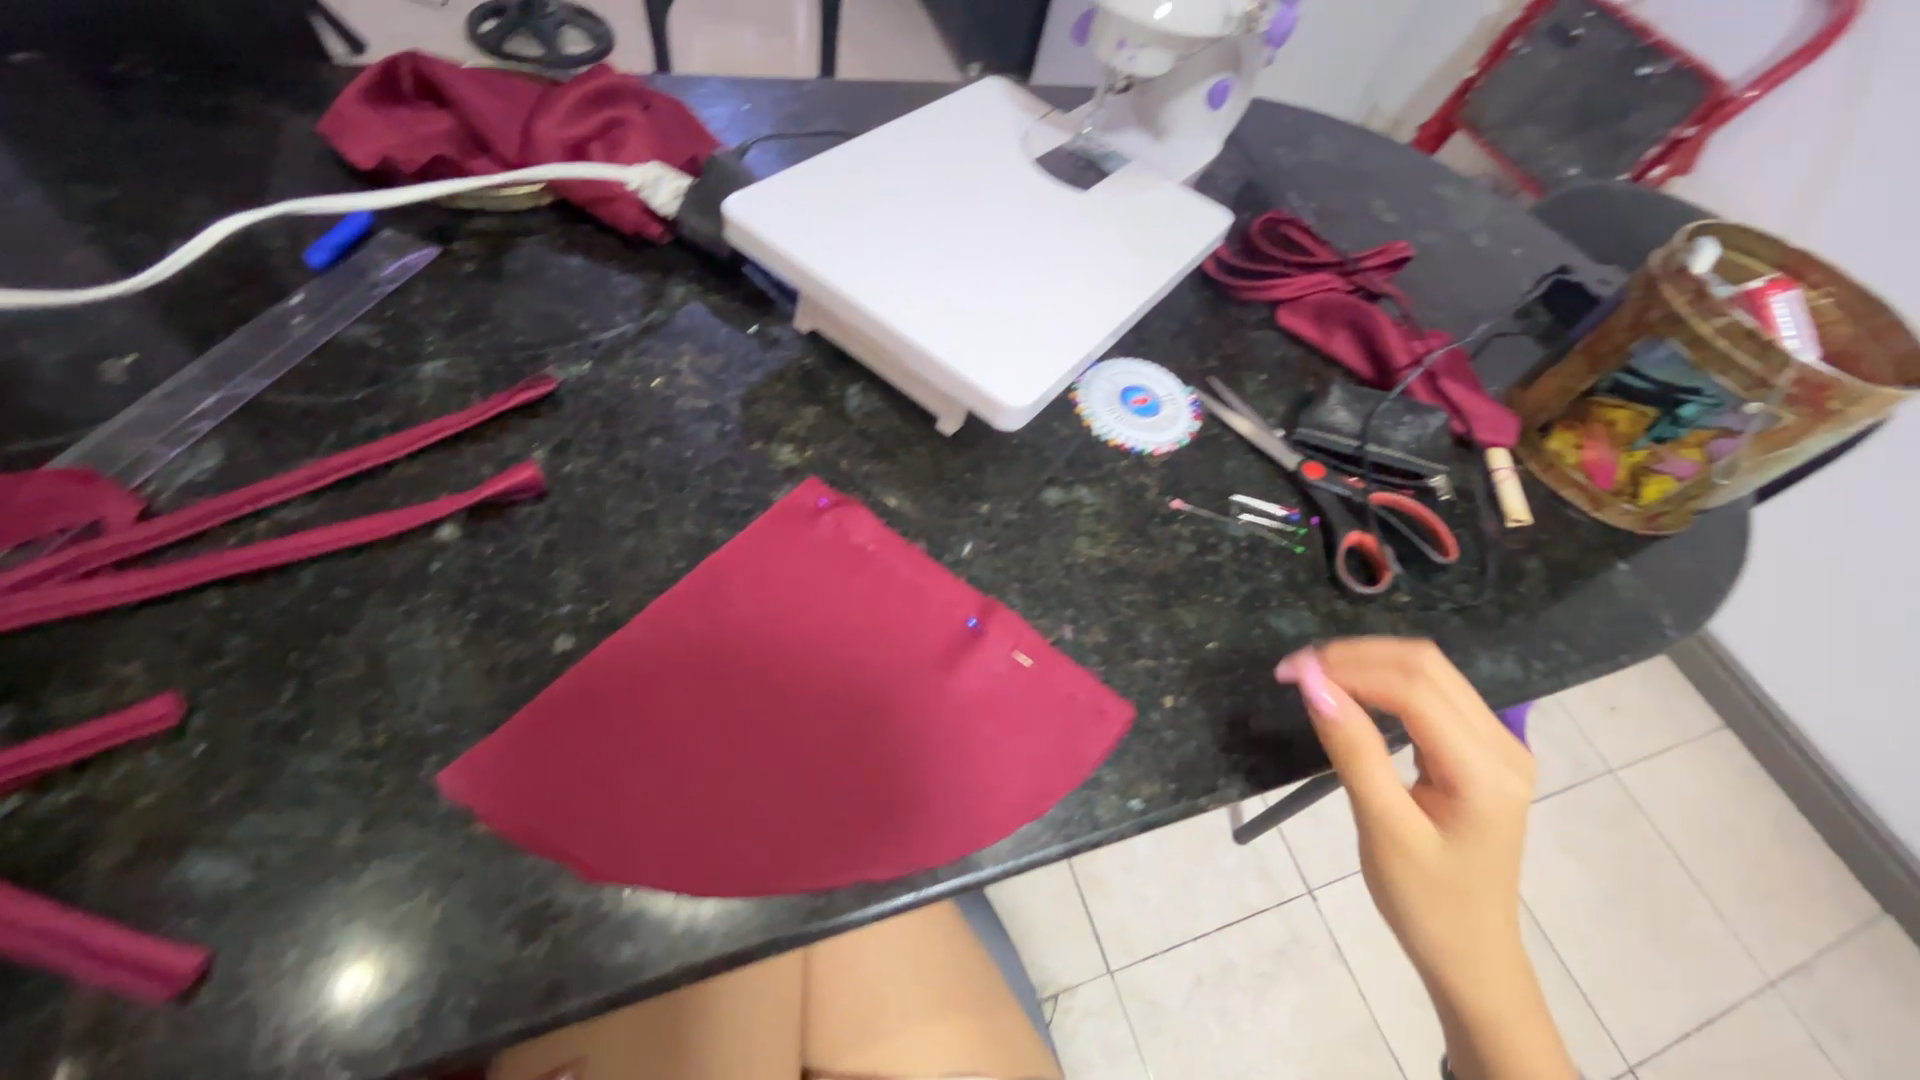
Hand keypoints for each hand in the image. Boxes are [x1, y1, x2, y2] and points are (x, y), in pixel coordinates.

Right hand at [1275, 638, 1574, 1079]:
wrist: (1471, 952)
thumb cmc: (1424, 902)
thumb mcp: (1381, 828)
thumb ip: (1352, 749)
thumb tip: (1312, 684)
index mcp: (1484, 768)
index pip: (1413, 687)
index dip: (1347, 667)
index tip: (1289, 671)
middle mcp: (1502, 744)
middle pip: (1426, 666)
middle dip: (1355, 656)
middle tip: (1296, 671)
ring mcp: (1499, 744)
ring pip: (1430, 672)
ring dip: (1369, 663)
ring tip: (1314, 677)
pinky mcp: (1483, 750)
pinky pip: (1433, 694)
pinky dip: (1386, 682)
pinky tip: (1351, 692)